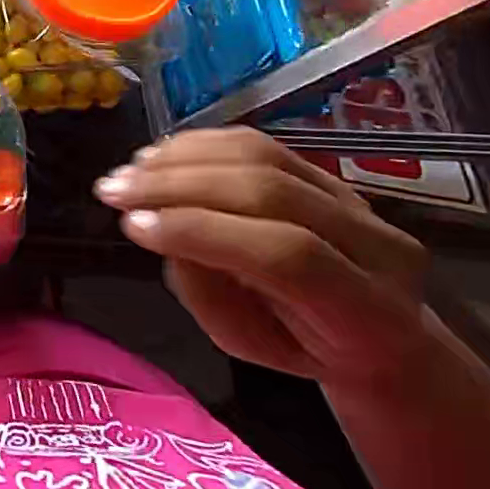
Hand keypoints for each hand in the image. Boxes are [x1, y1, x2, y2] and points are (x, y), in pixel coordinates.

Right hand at [94, 127, 431, 391]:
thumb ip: (206, 291)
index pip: (285, 254)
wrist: (374, 332)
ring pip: (259, 156)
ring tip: (128, 172)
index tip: (132, 224)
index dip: (201, 231)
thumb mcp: (245, 345)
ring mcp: (355, 199)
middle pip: (268, 191)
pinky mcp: (326, 171)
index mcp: (366, 310)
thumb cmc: (297, 346)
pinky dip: (195, 145)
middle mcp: (376, 244)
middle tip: (114, 190)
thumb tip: (159, 227)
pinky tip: (155, 158)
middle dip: (177, 186)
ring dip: (179, 159)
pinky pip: (256, 143)